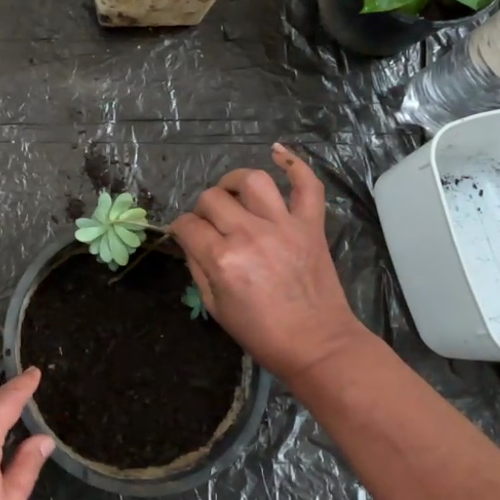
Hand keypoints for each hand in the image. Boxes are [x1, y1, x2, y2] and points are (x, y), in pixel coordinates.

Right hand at [169, 143, 367, 380]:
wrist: (319, 346)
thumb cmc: (262, 335)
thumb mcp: (215, 308)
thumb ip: (198, 267)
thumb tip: (189, 240)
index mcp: (222, 259)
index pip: (187, 226)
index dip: (180, 230)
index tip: (185, 236)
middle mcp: (250, 235)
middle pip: (212, 198)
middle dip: (203, 210)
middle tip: (210, 226)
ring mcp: (284, 226)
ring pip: (252, 180)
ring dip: (235, 182)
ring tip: (232, 194)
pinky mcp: (311, 226)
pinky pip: (307, 185)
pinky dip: (294, 164)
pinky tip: (277, 153)